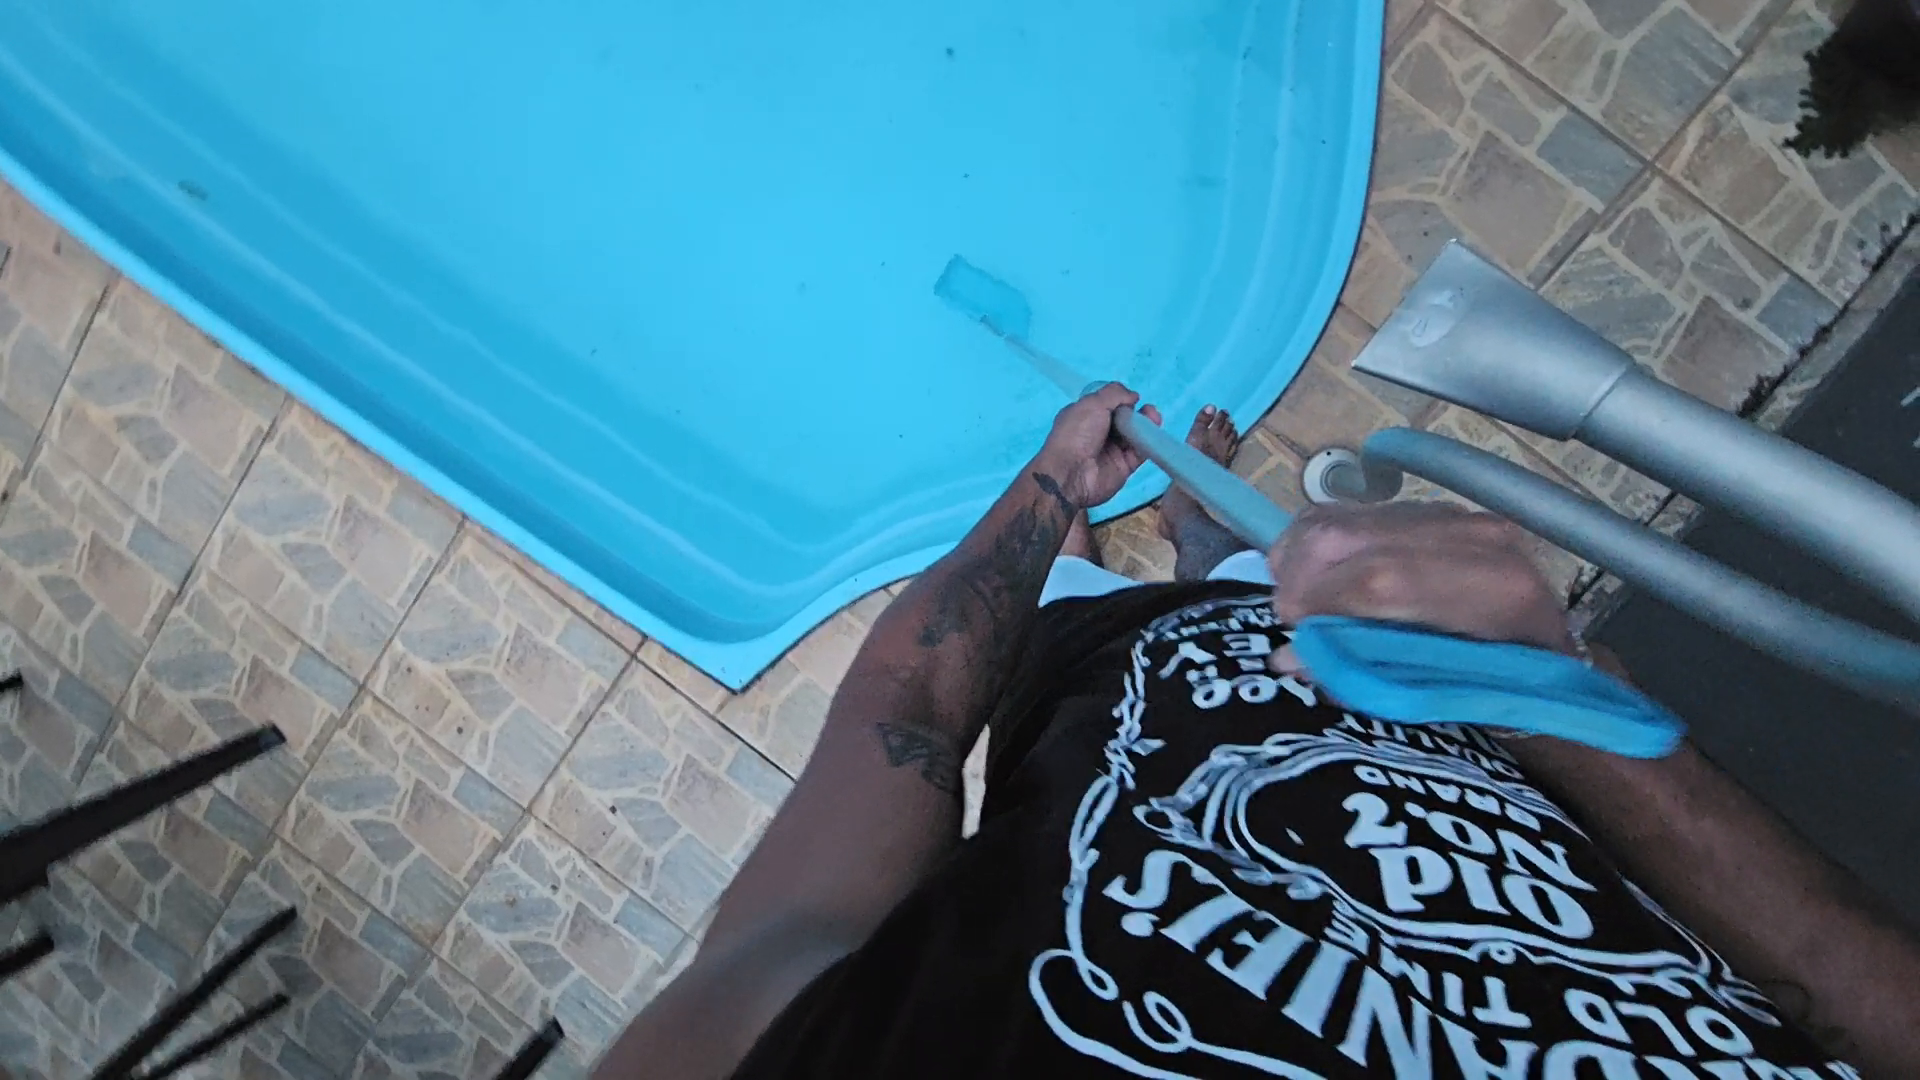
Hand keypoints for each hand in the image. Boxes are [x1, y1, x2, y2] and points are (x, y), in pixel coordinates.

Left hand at [1033, 382, 1162, 508]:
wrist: (1071, 474)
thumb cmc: (1077, 433)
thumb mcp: (1092, 403)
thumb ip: (1114, 393)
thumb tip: (1133, 396)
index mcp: (1083, 416)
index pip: (1105, 404)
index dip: (1119, 399)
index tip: (1130, 398)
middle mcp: (1096, 433)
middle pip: (1122, 419)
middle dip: (1135, 412)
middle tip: (1145, 409)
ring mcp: (1110, 451)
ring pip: (1133, 434)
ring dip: (1145, 424)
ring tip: (1153, 416)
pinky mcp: (1123, 467)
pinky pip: (1140, 452)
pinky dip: (1148, 442)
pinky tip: (1154, 431)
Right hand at [1265, 501, 1574, 675]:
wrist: (1545, 656)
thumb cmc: (1499, 691)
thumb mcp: (1442, 698)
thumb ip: (1364, 678)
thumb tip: (1287, 659)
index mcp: (1495, 591)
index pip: (1381, 579)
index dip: (1319, 603)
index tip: (1294, 633)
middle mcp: (1472, 536)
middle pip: (1343, 538)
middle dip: (1298, 582)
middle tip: (1291, 621)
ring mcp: (1442, 515)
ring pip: (1332, 521)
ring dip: (1296, 563)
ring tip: (1300, 602)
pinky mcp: (1414, 508)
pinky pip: (1334, 513)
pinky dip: (1305, 545)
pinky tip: (1311, 577)